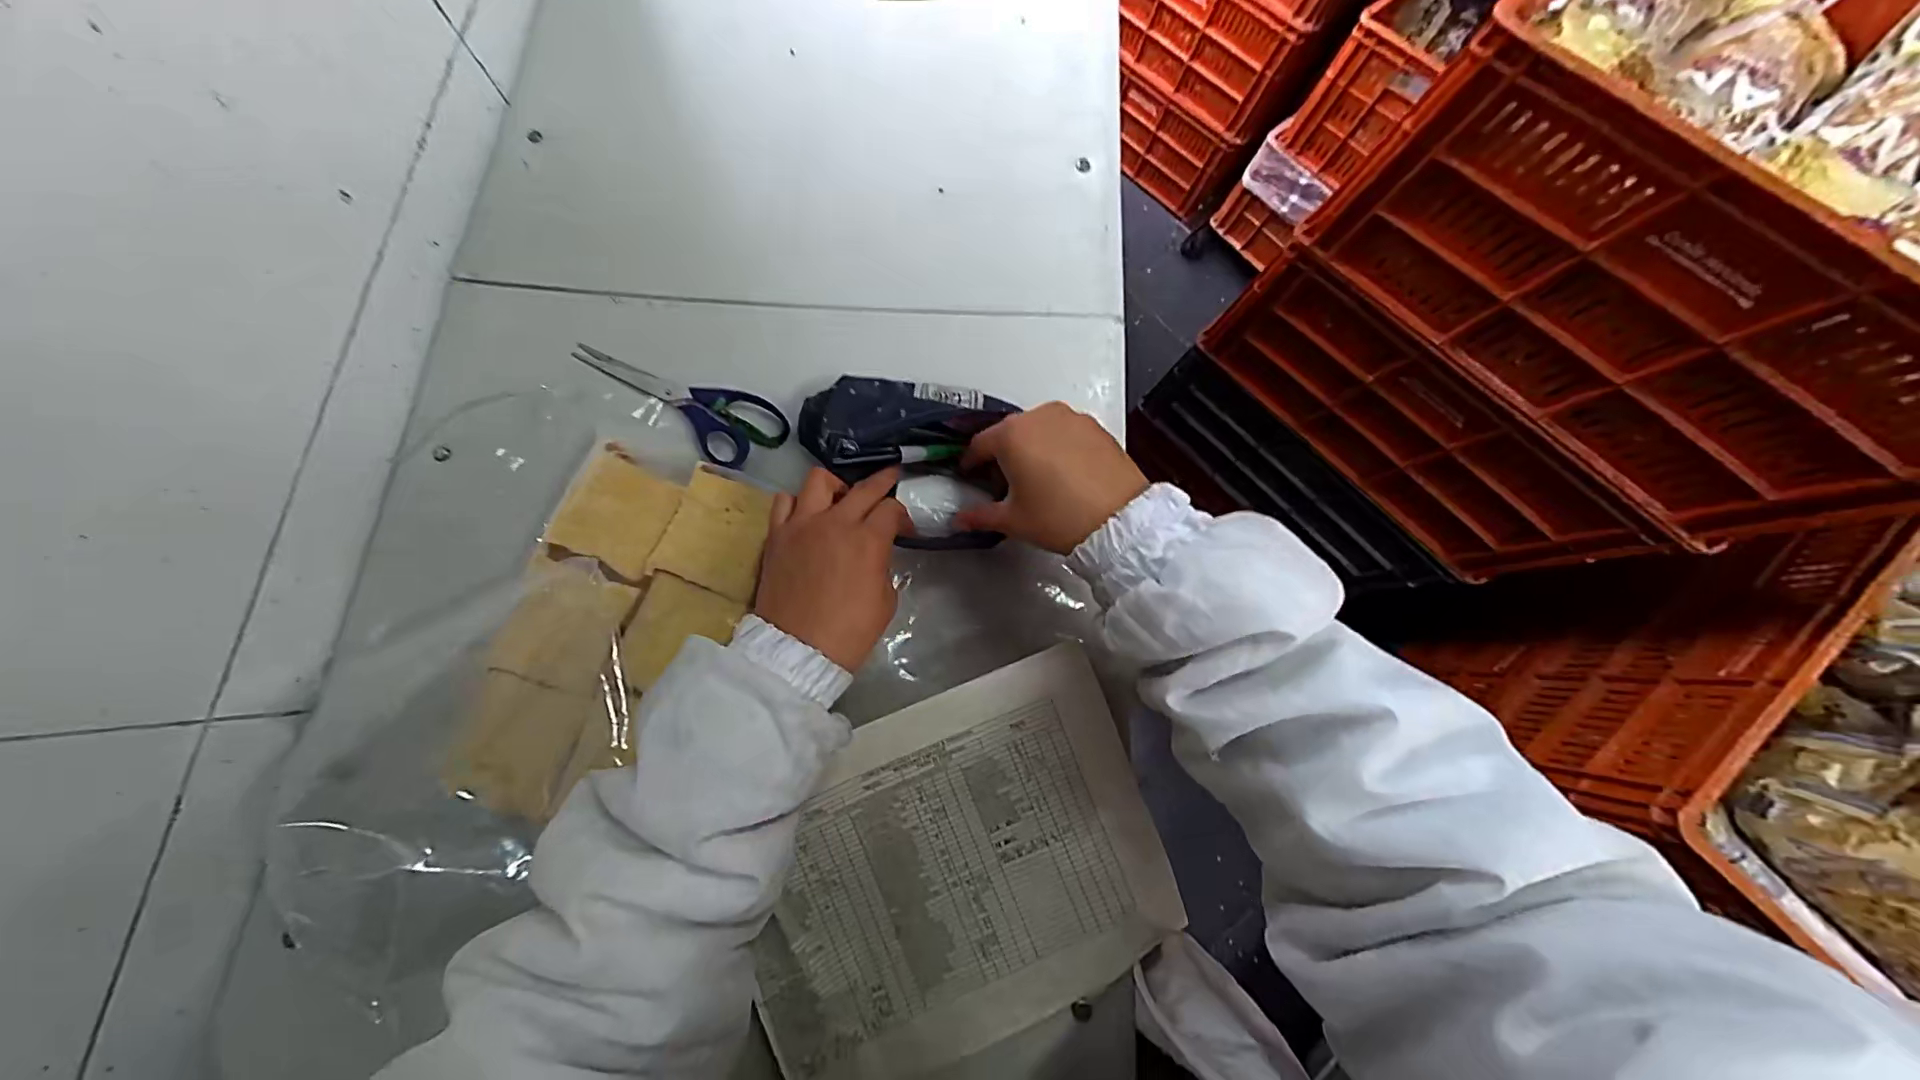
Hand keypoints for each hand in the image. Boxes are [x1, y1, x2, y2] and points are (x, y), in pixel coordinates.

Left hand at [755, 468, 908, 670]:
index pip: (891, 509)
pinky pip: (785, 501)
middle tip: (892, 479)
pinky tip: (806, 515)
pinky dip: (798, 502)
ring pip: (819, 480)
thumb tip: (876, 556)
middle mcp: (836, 522)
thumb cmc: (849, 631)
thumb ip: (883, 568)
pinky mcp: (777, 535)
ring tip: (841, 498)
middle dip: (884, 481)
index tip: (905, 529)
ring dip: (837, 486)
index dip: (903, 516)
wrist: (798, 648)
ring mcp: (802, 525)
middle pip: (864, 487)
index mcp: (868, 540)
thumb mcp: (885, 601)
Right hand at [952, 402, 1147, 553]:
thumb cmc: (1062, 517)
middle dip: (1002, 454)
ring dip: (1031, 448)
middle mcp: (1040, 417)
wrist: (1120, 520)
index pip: (979, 444)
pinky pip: (1064, 432)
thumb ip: (981, 515)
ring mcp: (1071, 418)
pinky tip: (1061, 473)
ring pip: (1039, 429)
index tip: (969, 475)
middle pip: (1009, 433)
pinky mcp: (1095, 427)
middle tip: (1002, 481)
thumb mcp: (1014, 520)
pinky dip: (1057, 447)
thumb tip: (961, 519)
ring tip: (1034, 478)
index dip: (971, 462)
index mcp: (1012, 434)